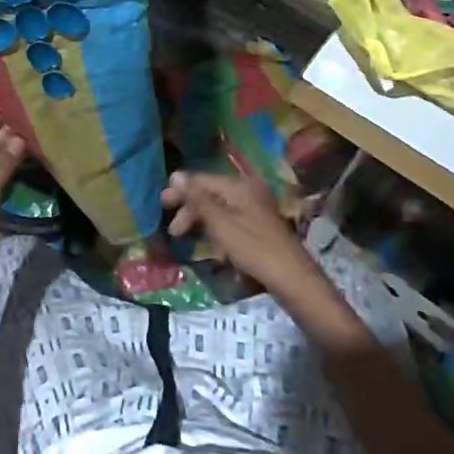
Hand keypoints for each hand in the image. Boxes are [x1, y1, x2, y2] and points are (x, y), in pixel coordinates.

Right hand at [160, 161, 320, 299]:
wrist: (292, 278)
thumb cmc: (253, 248)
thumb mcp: (220, 223)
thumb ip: (197, 199)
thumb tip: (175, 175)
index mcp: (238, 186)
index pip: (201, 180)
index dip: (180, 191)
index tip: (161, 204)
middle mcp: (247, 191)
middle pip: (210, 195)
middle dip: (190, 211)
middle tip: (173, 230)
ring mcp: (255, 209)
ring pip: (220, 210)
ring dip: (203, 224)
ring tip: (189, 241)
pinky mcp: (259, 227)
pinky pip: (231, 222)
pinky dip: (219, 233)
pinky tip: (215, 251)